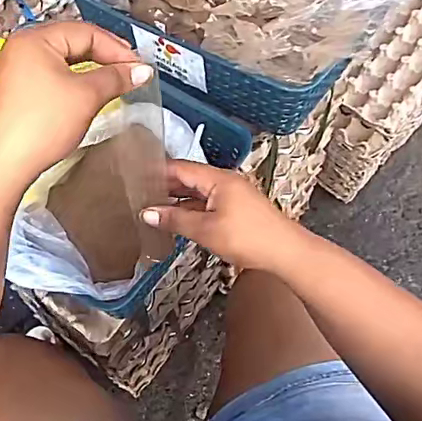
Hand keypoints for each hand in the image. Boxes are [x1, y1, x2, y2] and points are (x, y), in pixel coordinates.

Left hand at [0, 23, 151, 190]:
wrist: (3, 163)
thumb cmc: (37, 126)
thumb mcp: (86, 96)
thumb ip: (116, 78)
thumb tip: (140, 70)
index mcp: (35, 39)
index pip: (87, 33)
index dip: (118, 50)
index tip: (139, 67)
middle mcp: (23, 49)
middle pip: (74, 44)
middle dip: (106, 58)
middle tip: (131, 74)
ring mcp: (18, 71)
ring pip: (65, 62)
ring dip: (92, 72)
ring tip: (114, 85)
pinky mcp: (19, 93)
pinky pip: (54, 79)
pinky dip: (75, 85)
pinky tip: (88, 98)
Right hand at [140, 159, 313, 272]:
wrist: (285, 252)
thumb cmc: (250, 238)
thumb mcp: (206, 230)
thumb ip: (175, 219)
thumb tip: (148, 213)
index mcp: (218, 179)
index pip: (180, 167)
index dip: (157, 172)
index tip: (136, 177)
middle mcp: (226, 181)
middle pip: (189, 178)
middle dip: (165, 186)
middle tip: (140, 194)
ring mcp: (233, 194)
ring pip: (198, 192)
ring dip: (178, 199)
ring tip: (154, 208)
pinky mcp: (238, 208)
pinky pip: (208, 202)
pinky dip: (192, 208)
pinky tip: (179, 220)